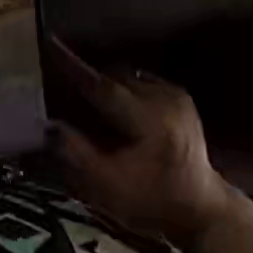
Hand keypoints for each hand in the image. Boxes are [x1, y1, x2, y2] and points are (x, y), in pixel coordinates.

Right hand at [47, 39, 236, 240]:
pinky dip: (119, 89)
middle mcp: (167, 101)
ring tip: (84, 103)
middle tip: (61, 94)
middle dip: (85, 82)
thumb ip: (77, 152)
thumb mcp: (108, 185)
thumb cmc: (152, 201)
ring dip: (102, 85)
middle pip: (113, 77)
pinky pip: (138, 81)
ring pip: (124, 76)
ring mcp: (176, 96)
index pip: (103, 86)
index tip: (50, 43)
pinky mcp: (178, 97)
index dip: (73, 66)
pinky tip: (109, 108)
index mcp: (151, 122)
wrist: (201, 209)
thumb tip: (51, 124)